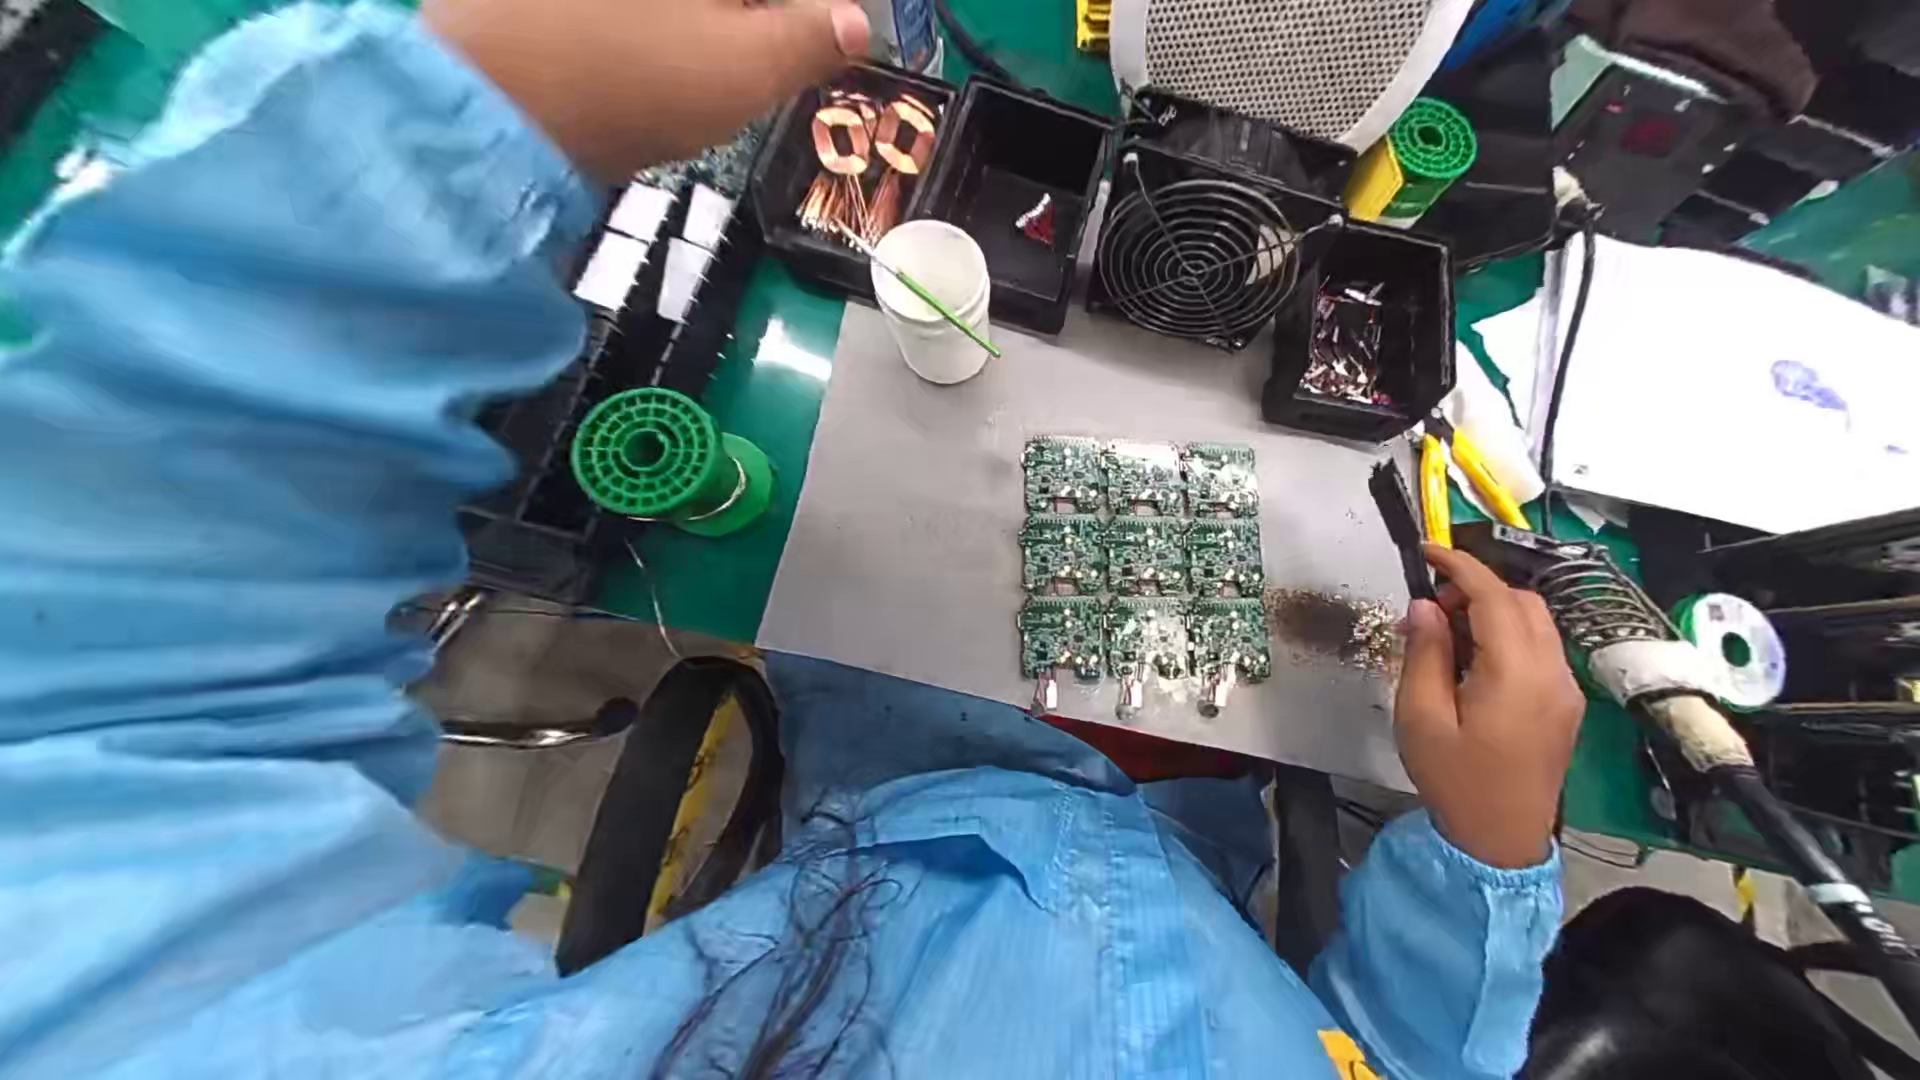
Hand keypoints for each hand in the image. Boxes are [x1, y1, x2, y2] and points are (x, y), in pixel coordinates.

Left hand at [424, 0, 869, 183]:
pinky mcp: (596, 6)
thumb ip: (809, 40)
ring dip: (744, 23)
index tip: (840, 38)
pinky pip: (672, 15)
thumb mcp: (745, 69)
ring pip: (710, 10)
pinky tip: (703, 58)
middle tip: (807, 51)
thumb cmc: (640, 83)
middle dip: (778, 18)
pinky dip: (703, 25)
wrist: (510, 106)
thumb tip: (858, 22)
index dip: (818, 16)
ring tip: (755, 64)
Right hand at [1394, 544, 1584, 868]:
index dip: (1461, 566)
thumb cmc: (1452, 774)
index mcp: (1516, 674)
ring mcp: (1564, 690)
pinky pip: (1538, 648)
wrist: (1499, 835)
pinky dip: (1504, 634)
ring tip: (1444, 632)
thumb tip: (1425, 607)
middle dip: (1477, 588)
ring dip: (1491, 610)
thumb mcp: (1419, 711)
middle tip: (1428, 607)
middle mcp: (1553, 675)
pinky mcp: (1562, 704)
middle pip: (1525, 604)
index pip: (1497, 598)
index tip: (1428, 550)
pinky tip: (1468, 658)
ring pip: (1536, 623)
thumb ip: (1425, 652)